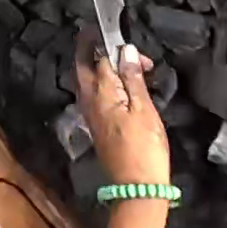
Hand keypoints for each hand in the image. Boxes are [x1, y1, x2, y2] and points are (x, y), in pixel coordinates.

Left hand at [73, 34, 169, 185]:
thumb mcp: (144, 109)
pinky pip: (91, 91)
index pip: (97, 55)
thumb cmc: (145, 146)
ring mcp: (87, 110)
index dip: (112, 45)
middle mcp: (86, 96)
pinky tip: (119, 85)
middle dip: (90, 46)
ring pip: (84, 77)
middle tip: (112, 41)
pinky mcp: (93, 121)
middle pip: (81, 63)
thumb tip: (125, 49)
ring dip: (96, 63)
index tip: (131, 46)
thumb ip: (132, 78)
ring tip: (122, 61)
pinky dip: (101, 80)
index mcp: (98, 90)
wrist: (137, 187)